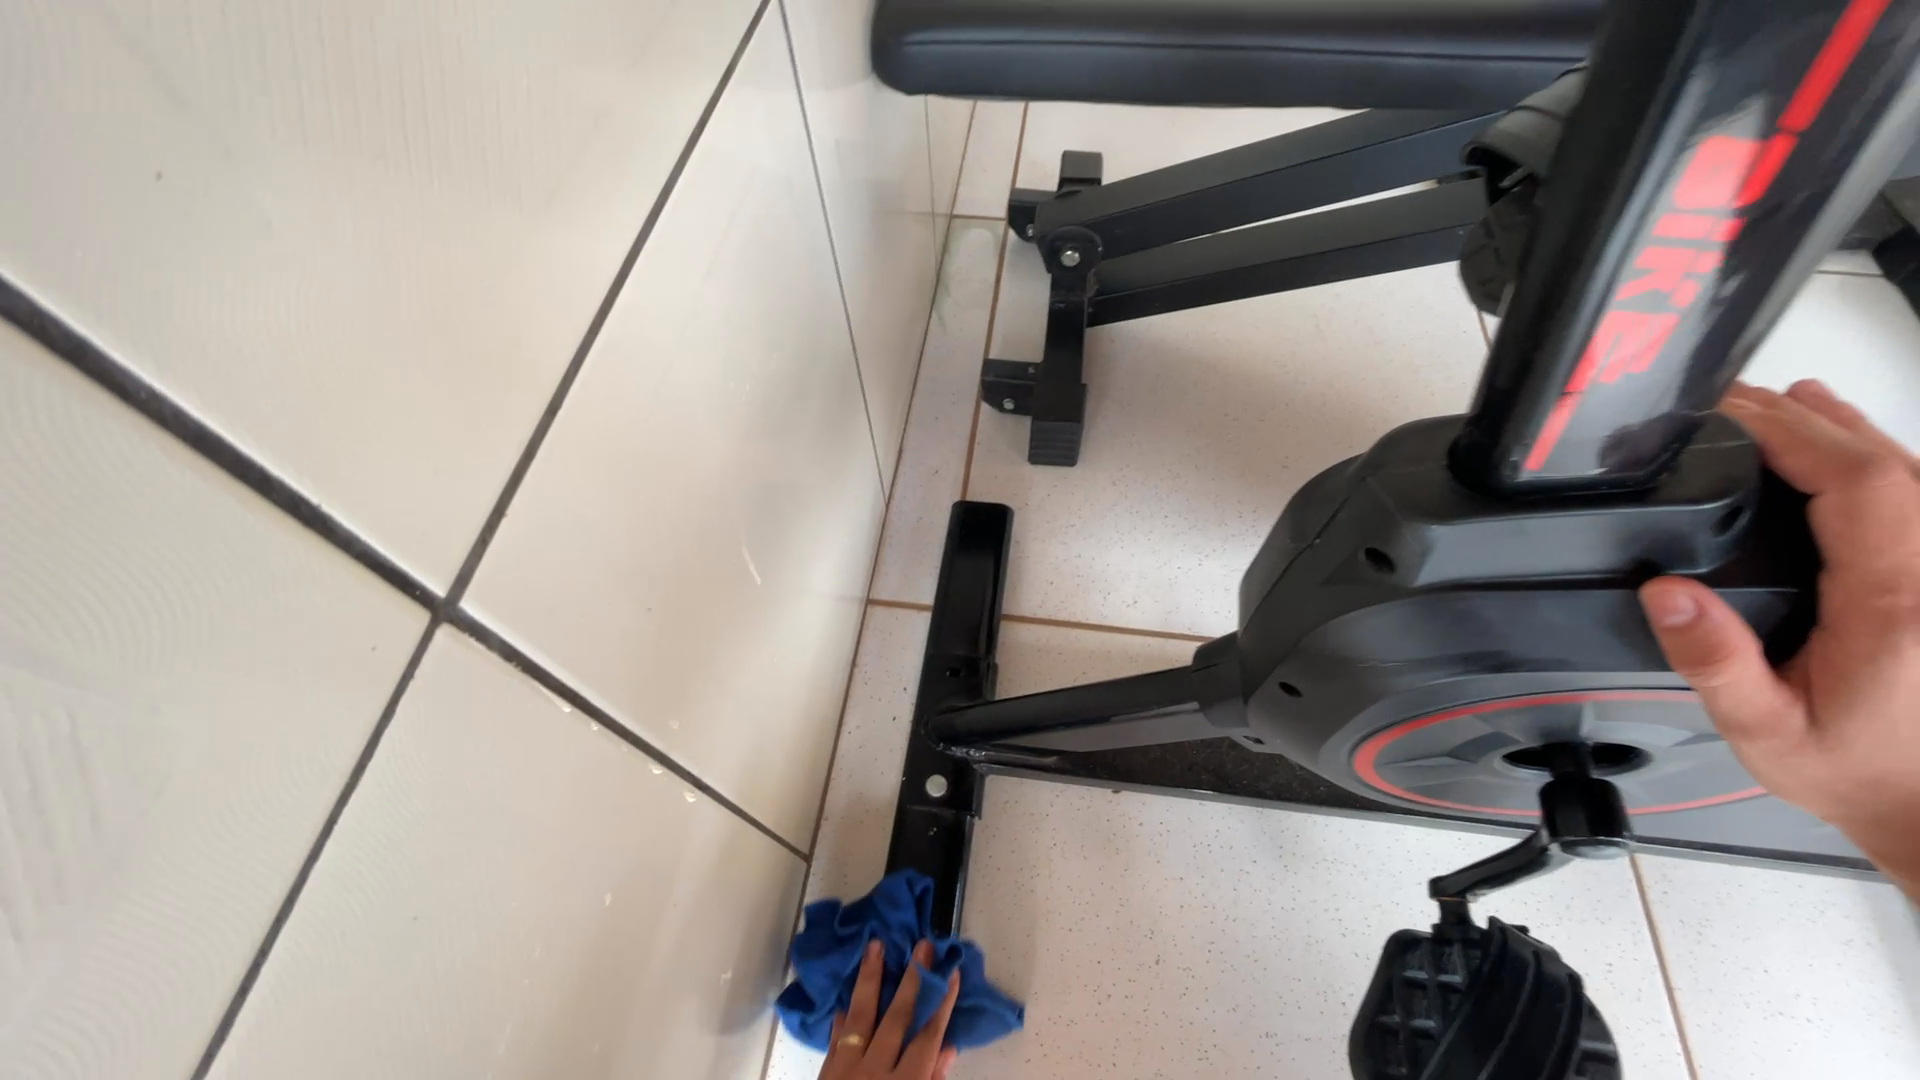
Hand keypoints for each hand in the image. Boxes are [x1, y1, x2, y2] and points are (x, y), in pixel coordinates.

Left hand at [818, 940, 960, 1079]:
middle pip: (896, 1017)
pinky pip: (835, 1038)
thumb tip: (947, 1047)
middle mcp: (875, 1070)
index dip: (942, 1004)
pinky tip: (847, 998)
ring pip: (860, 1016)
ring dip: (869, 978)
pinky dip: (843, 1017)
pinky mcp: (825, 1073)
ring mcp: (845, 1069)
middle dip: (912, 979)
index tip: (952, 972)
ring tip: (875, 945)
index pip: (927, 1037)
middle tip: (923, 944)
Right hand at [1638, 380, 1919, 894]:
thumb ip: (1713, 660)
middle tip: (1732, 398)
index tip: (1730, 410)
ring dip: (1845, 430)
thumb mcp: (1763, 729)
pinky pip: (1918, 501)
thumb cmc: (1855, 771)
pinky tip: (1846, 447)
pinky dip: (1876, 461)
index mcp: (1896, 602)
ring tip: (1785, 401)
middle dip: (1806, 420)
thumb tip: (1664, 591)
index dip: (1795, 433)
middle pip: (1888, 464)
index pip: (1859, 483)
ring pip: (1913, 476)